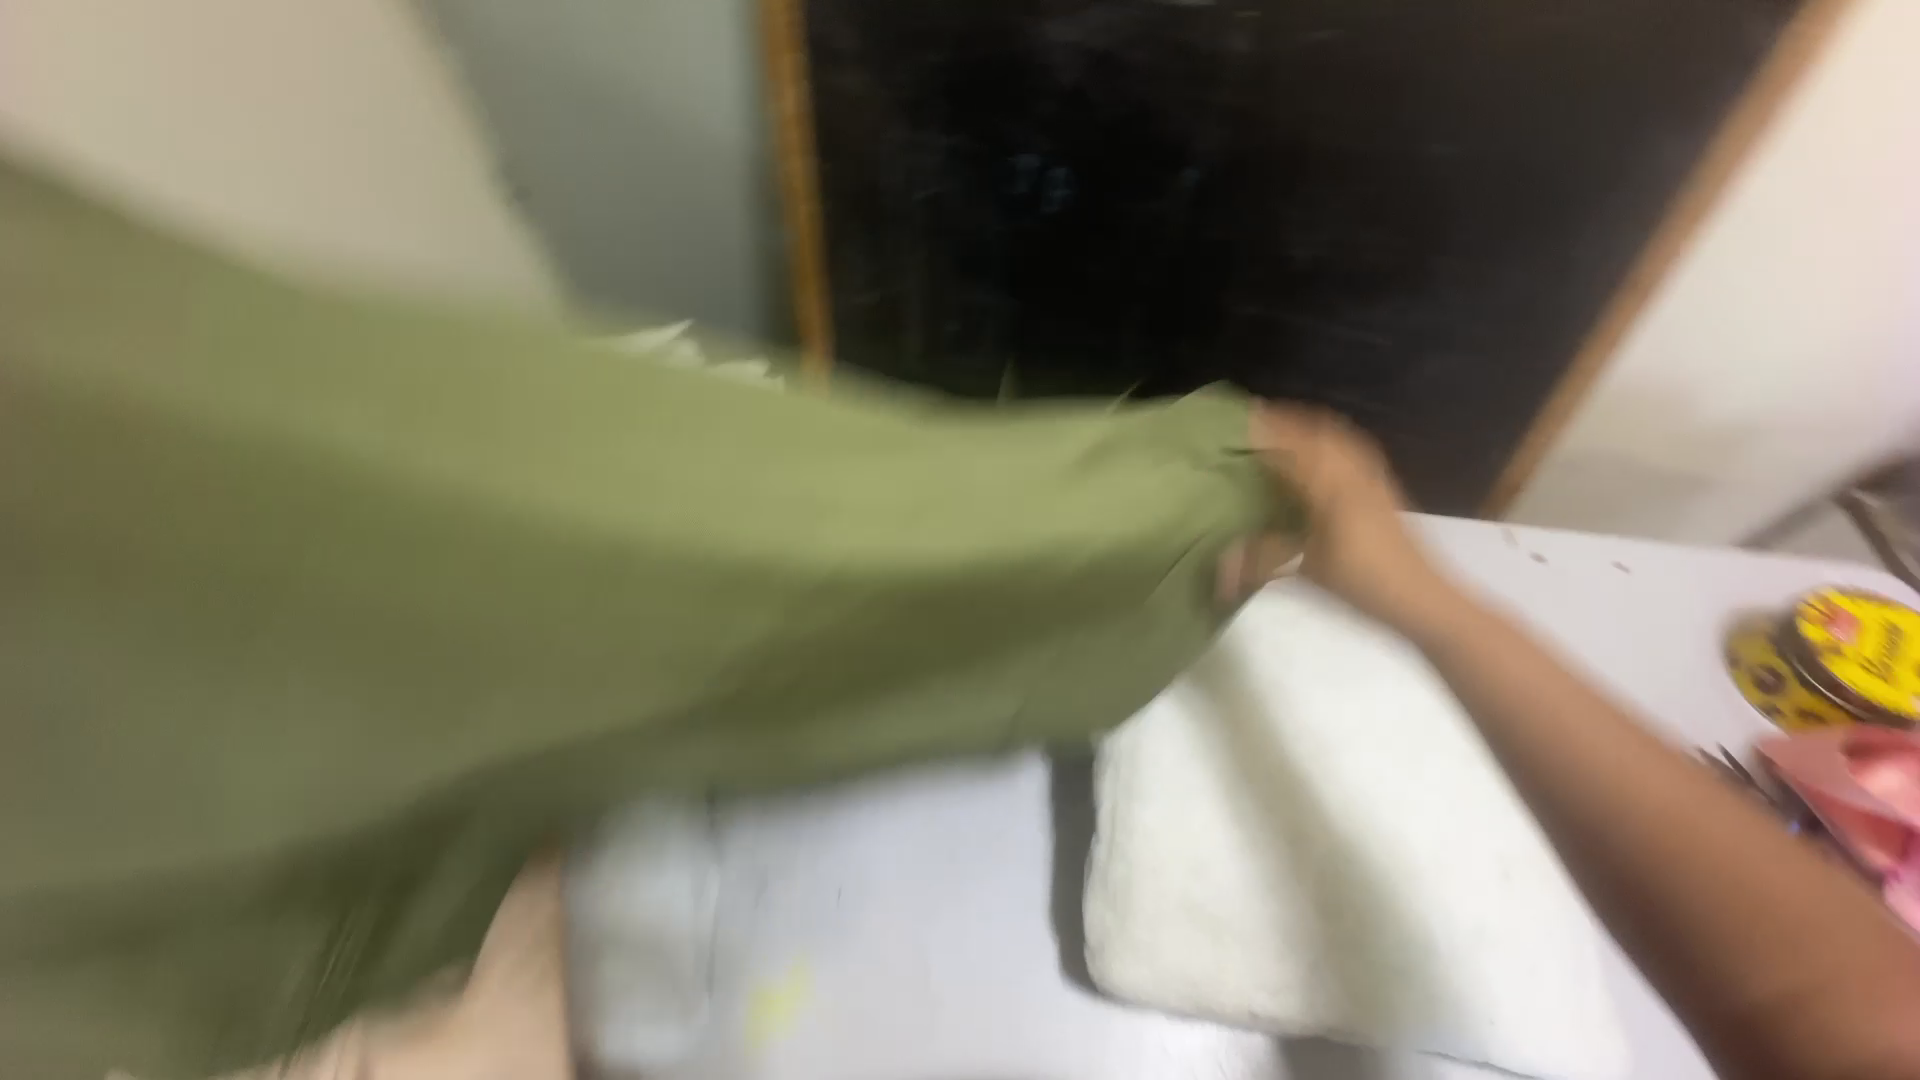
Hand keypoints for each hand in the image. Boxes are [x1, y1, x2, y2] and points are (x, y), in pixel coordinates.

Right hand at [1222, 401, 1456, 632]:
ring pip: (1339, 436)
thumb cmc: (1364, 582)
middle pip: (1318, 430)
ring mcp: (1373, 477)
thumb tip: (1217, 569)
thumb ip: (1261, 561)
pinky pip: (1355, 449)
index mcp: (1331, 486)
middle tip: (1256, 418)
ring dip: (1310, 427)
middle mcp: (1353, 472)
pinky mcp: (1384, 488)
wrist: (1424, 598)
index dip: (1265, 430)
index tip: (1238, 419)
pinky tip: (1323, 451)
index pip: (1292, 446)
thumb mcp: (1307, 572)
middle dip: (1287, 420)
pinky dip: (1332, 440)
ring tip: (1284, 427)